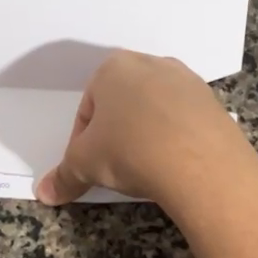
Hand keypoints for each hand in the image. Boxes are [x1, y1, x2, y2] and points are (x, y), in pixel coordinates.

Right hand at [35, 50, 257, 209]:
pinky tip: (173, 166)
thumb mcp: (85, 165)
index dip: (83, 142)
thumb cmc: (129, 150)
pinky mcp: (213, 103)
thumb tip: (44, 193)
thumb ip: (64, 176)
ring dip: (147, 137)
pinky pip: (184, 122)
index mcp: (114, 67)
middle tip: (116, 168)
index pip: (88, 109)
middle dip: (117, 135)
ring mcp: (187, 81)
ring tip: (147, 169)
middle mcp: (152, 64)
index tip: (89, 166)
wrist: (199, 163)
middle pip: (123, 106)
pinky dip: (175, 141)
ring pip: (155, 112)